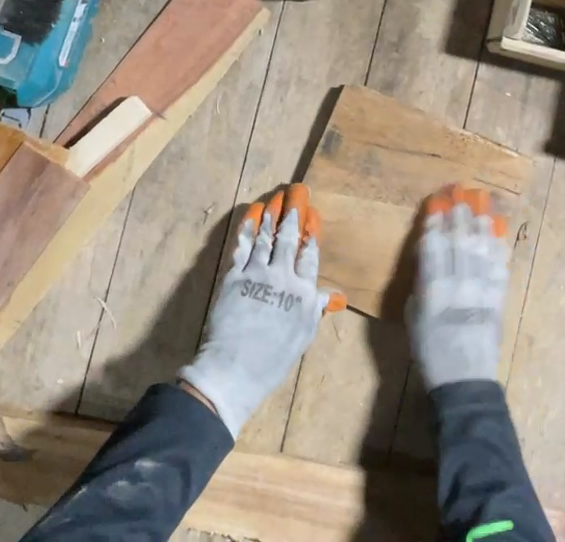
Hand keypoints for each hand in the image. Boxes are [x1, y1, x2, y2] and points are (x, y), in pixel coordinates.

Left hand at [180, 184, 335, 435]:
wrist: (234, 368)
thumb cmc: (273, 360)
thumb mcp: (302, 337)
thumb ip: (314, 311)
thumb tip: (330, 295)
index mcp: (303, 294)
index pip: (310, 256)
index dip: (311, 234)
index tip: (312, 216)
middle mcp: (283, 277)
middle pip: (288, 240)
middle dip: (292, 215)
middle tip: (294, 196)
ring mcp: (257, 274)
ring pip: (266, 239)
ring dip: (270, 218)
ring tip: (273, 202)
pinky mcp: (234, 277)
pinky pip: (242, 248)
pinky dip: (247, 231)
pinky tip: (250, 219)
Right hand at [409, 185, 510, 389]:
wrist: (465, 379)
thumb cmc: (430, 350)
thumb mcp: (414, 317)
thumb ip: (422, 286)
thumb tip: (428, 261)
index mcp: (433, 289)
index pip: (434, 246)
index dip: (436, 223)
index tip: (437, 205)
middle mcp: (459, 284)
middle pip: (459, 241)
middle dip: (460, 216)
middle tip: (461, 195)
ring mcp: (482, 290)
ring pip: (482, 248)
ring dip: (481, 224)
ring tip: (481, 205)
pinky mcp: (499, 298)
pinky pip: (500, 267)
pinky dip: (498, 248)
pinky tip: (497, 234)